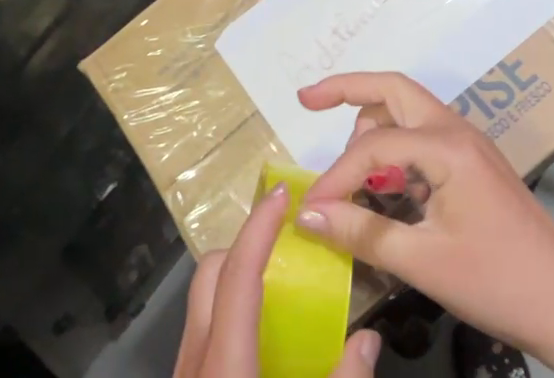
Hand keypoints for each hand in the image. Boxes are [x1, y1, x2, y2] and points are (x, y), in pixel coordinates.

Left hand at [174, 181, 381, 377]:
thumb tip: (368, 339)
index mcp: (226, 361)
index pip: (238, 275)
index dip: (259, 229)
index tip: (281, 193)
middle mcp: (197, 356)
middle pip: (210, 273)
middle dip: (245, 246)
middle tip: (286, 246)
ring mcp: (185, 370)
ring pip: (201, 299)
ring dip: (235, 279)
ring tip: (278, 285)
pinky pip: (202, 328)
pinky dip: (228, 311)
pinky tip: (262, 334)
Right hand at [291, 73, 553, 357]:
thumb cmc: (501, 283)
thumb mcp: (424, 261)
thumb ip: (361, 232)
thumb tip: (307, 214)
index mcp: (448, 147)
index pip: (373, 145)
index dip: (336, 175)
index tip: (312, 209)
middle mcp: (458, 132)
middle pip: (393, 90)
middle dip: (347, 89)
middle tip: (306, 100)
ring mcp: (470, 147)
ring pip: (408, 111)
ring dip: (372, 122)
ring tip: (347, 163)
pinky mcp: (474, 167)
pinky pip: (423, 138)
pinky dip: (394, 145)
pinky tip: (382, 183)